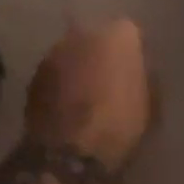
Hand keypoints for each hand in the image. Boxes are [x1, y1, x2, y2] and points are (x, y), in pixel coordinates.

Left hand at [25, 19, 151, 172]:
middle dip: (101, 57)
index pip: (130, 35)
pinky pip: (54, 74)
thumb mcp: (149, 102)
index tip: (133, 75)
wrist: (71, 151)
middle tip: (107, 84)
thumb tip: (136, 74)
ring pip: (72, 55)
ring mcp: (56, 51)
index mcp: (121, 34)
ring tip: (82, 99)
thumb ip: (143, 78)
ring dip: (77, 70)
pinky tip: (64, 108)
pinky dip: (59, 85)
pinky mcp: (34, 74)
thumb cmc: (120, 124)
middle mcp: (86, 32)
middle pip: (97, 40)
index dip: (131, 57)